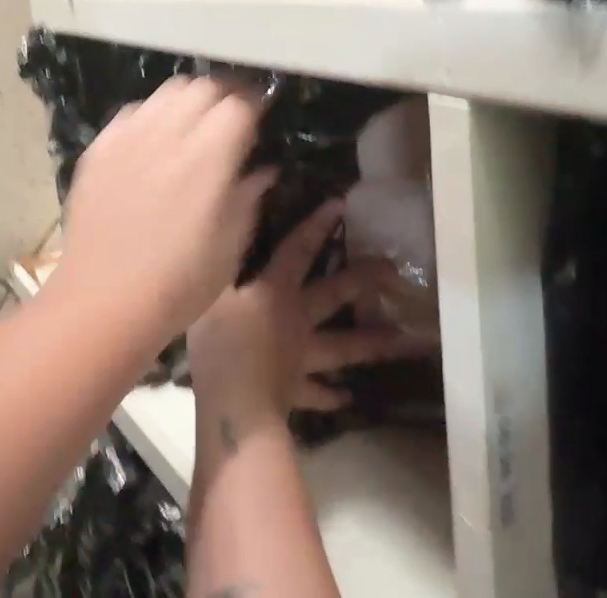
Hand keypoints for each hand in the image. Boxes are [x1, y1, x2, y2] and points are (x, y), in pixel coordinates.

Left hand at [53, 75, 275, 345]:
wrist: (103, 301)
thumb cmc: (179, 284)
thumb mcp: (231, 246)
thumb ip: (249, 196)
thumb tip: (263, 169)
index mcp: (207, 158)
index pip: (238, 103)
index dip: (255, 103)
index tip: (262, 113)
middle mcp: (166, 136)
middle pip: (201, 87)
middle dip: (222, 95)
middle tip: (232, 117)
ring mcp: (126, 139)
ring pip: (164, 93)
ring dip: (186, 100)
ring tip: (194, 125)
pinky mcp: (97, 150)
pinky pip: (131, 114)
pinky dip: (150, 117)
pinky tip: (155, 142)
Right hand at [187, 199, 431, 423]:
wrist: (234, 399)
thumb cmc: (216, 340)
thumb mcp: (209, 292)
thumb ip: (222, 266)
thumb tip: (230, 236)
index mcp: (274, 290)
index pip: (298, 250)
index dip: (317, 227)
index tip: (341, 206)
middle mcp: (296, 319)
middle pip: (334, 294)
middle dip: (363, 280)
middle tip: (393, 272)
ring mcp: (301, 357)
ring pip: (341, 346)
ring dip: (369, 342)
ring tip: (397, 337)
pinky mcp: (296, 390)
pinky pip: (318, 393)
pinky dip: (332, 395)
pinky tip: (346, 397)